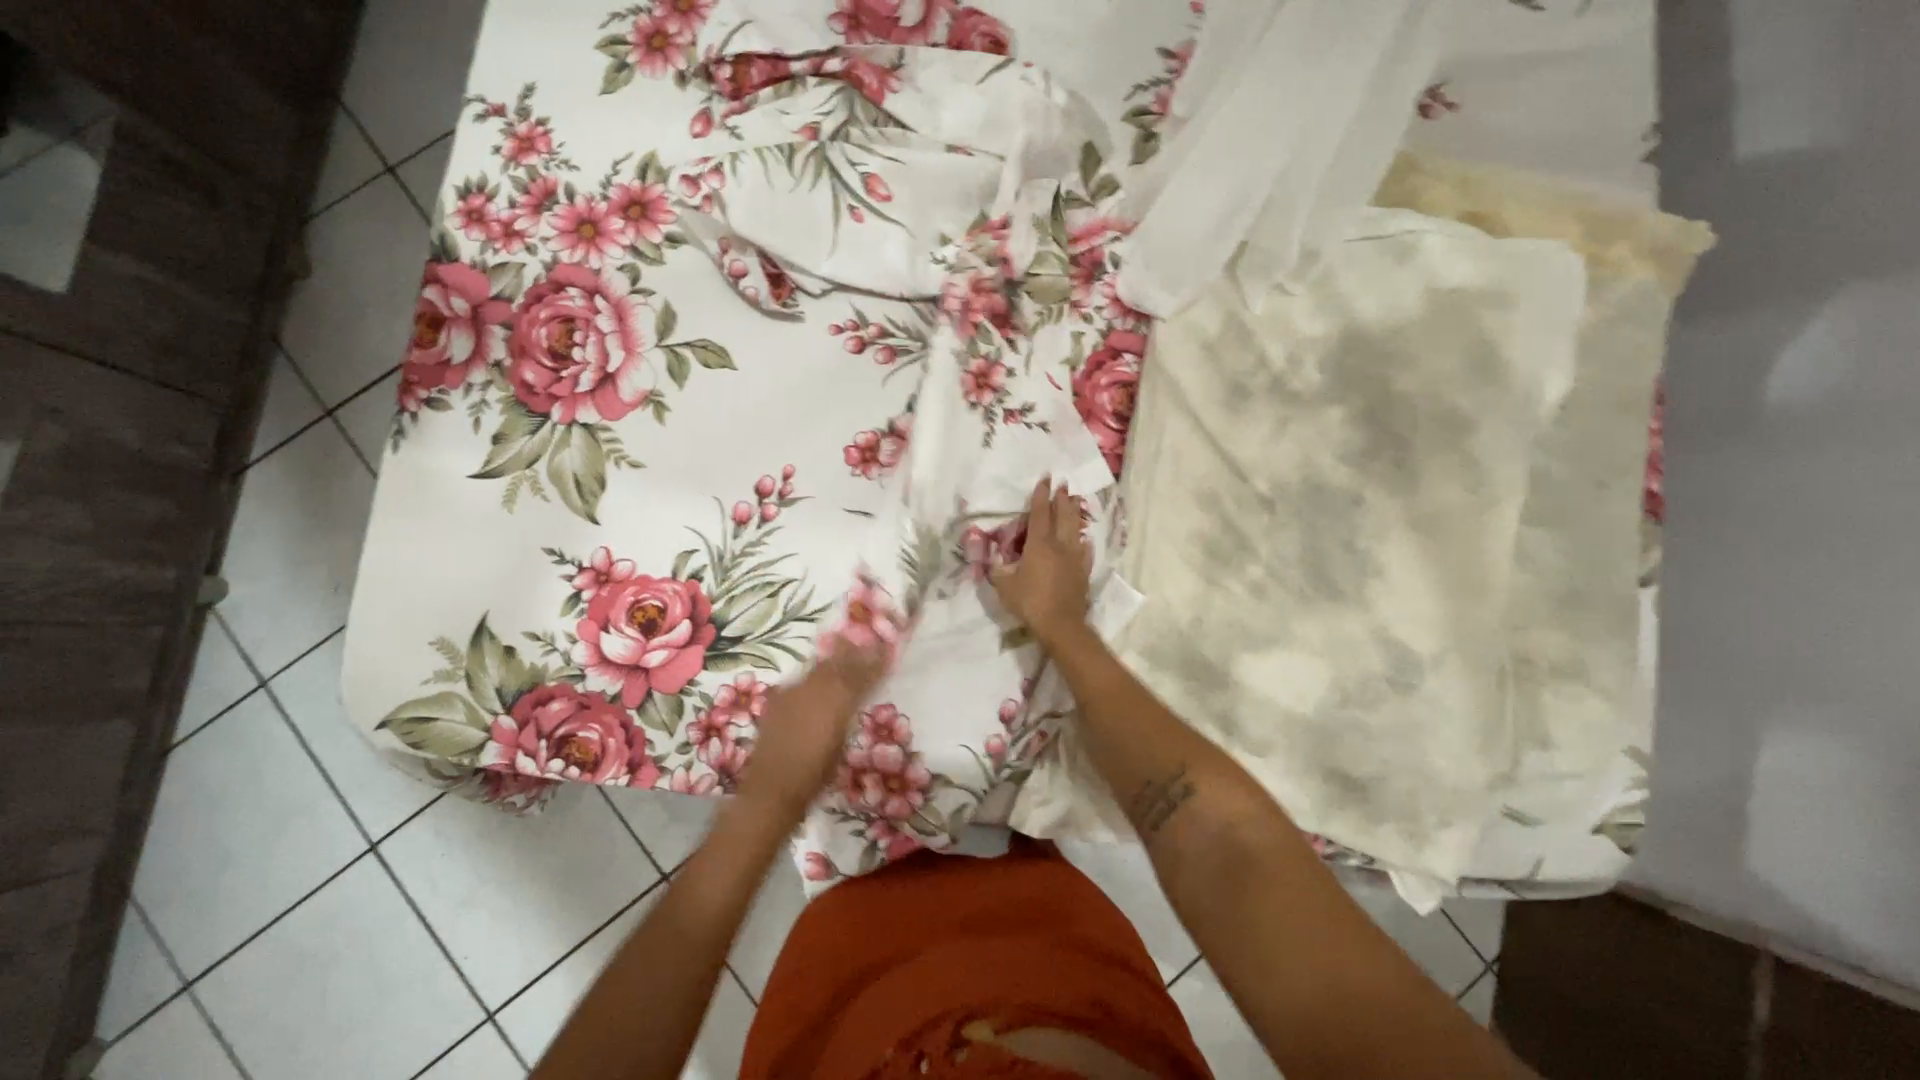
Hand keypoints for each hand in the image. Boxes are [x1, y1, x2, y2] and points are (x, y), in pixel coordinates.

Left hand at [737, 643, 887, 816]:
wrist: (772, 789)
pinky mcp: (775, 700)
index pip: (860, 675)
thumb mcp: (841, 744)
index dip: (874, 663)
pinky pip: (799, 681)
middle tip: (867, 644)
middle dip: (854, 653)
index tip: (887, 652)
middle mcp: (814, 690)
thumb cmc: (815, 776)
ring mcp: (792, 693)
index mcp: (836, 701)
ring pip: (817, 669)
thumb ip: (847, 715)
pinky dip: (812, 679)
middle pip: (837, 664)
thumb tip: (852, 700)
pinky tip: (815, 683)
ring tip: (844, 654)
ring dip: (832, 661)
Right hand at [991, 476, 1093, 647]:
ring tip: (1074, 501)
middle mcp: (1060, 545)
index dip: (1041, 495)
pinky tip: (1084, 539)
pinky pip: (1085, 551)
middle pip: (1063, 515)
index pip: (1040, 513)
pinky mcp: (1083, 572)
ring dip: (1074, 513)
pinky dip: (1083, 542)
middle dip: (1062, 498)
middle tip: (1063, 484)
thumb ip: (997, 569)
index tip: (1045, 479)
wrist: (1061, 624)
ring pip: (1076, 529)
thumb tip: (993, 560)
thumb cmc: (1030, 602)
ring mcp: (1075, 558)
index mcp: (1039, 544)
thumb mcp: (1004, 586)